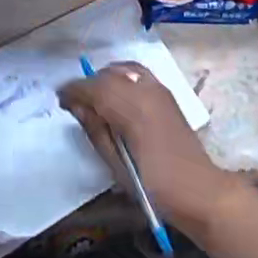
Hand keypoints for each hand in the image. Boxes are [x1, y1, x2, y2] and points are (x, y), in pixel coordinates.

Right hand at [57, 62, 236, 228]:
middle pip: (108, 75)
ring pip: (123, 69)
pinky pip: (138, 72)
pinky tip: (115, 91)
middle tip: (73, 102)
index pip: (95, 88)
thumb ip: (96, 131)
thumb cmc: (154, 186)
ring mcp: (158, 88)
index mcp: (132, 109)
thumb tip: (77, 107)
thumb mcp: (117, 165)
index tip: (60, 99)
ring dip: (105, 78)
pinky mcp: (166, 92)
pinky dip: (122, 75)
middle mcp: (145, 91)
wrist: (197, 189)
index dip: (75, 90)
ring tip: (93, 96)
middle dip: (88, 84)